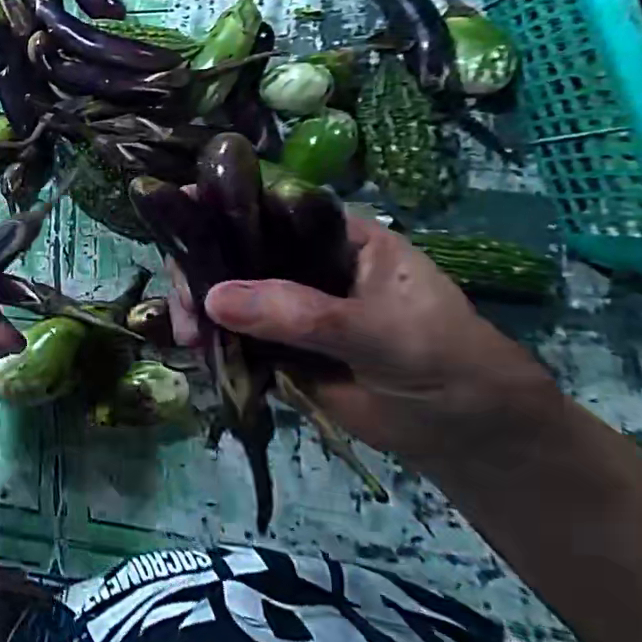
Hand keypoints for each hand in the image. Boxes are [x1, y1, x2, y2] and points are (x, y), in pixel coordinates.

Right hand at [170, 215, 560, 464]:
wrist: (466, 435)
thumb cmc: (444, 360)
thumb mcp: (381, 331)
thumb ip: (303, 314)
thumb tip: (214, 298)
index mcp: (333, 235)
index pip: (268, 206)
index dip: (220, 208)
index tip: (176, 224)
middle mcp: (302, 261)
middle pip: (233, 248)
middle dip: (199, 268)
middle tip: (184, 304)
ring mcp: (285, 304)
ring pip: (224, 292)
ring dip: (197, 307)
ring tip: (191, 339)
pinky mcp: (274, 344)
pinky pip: (230, 333)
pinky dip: (209, 340)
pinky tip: (196, 353)